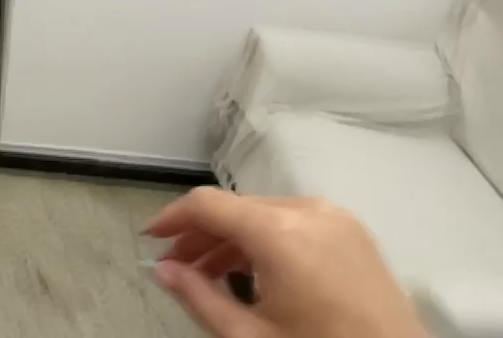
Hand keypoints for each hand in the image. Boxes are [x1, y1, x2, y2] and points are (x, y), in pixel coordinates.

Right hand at [146, 187, 427, 337]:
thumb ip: (199, 298)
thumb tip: (163, 270)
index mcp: (279, 230)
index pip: (207, 203)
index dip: (171, 217)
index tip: (149, 237)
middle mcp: (307, 209)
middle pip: (236, 207)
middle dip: (202, 234)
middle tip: (177, 266)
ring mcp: (335, 217)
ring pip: (264, 213)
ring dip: (233, 238)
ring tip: (210, 274)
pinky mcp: (353, 232)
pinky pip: (294, 223)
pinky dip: (267, 241)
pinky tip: (254, 274)